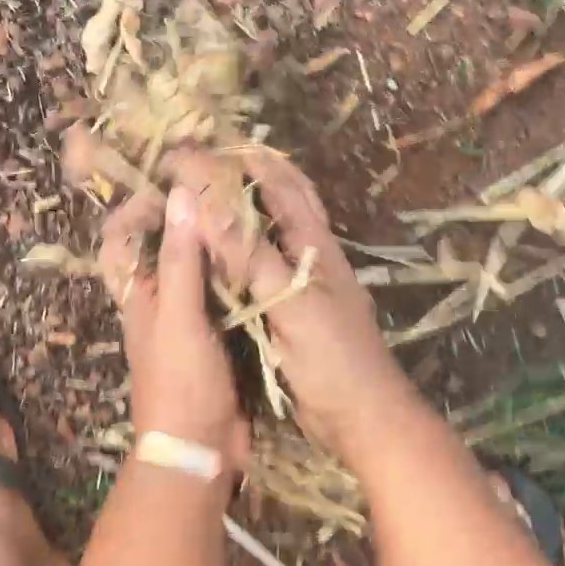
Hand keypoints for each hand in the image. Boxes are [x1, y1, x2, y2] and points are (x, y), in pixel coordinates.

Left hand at [98, 185, 249, 462]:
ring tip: (245, 208)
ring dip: (213, 239)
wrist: (200, 452)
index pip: (122, 236)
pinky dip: (235, 268)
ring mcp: (189, 316)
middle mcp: (160, 298)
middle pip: (161, 245)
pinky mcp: (218, 332)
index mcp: (139, 293)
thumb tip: (181, 195)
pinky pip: (223, 290)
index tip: (174, 181)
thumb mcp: (179, 319)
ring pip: (196, 265)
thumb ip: (180, 260)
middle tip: (219, 183)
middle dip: (183, 214)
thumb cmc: (180, 384)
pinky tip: (261, 253)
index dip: (139, 206)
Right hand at [160, 147, 418, 461]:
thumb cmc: (332, 360)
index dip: (241, 162)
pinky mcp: (294, 309)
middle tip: (213, 153)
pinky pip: (265, 265)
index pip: (276, 186)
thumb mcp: (290, 304)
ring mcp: (305, 281)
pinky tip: (227, 251)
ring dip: (252, 202)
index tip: (200, 147)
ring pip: (278, 228)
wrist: (364, 419)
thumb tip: (207, 204)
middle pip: (286, 196)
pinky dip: (246, 246)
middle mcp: (310, 254)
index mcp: (314, 245)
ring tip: (218, 186)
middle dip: (254, 168)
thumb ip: (250, 255)